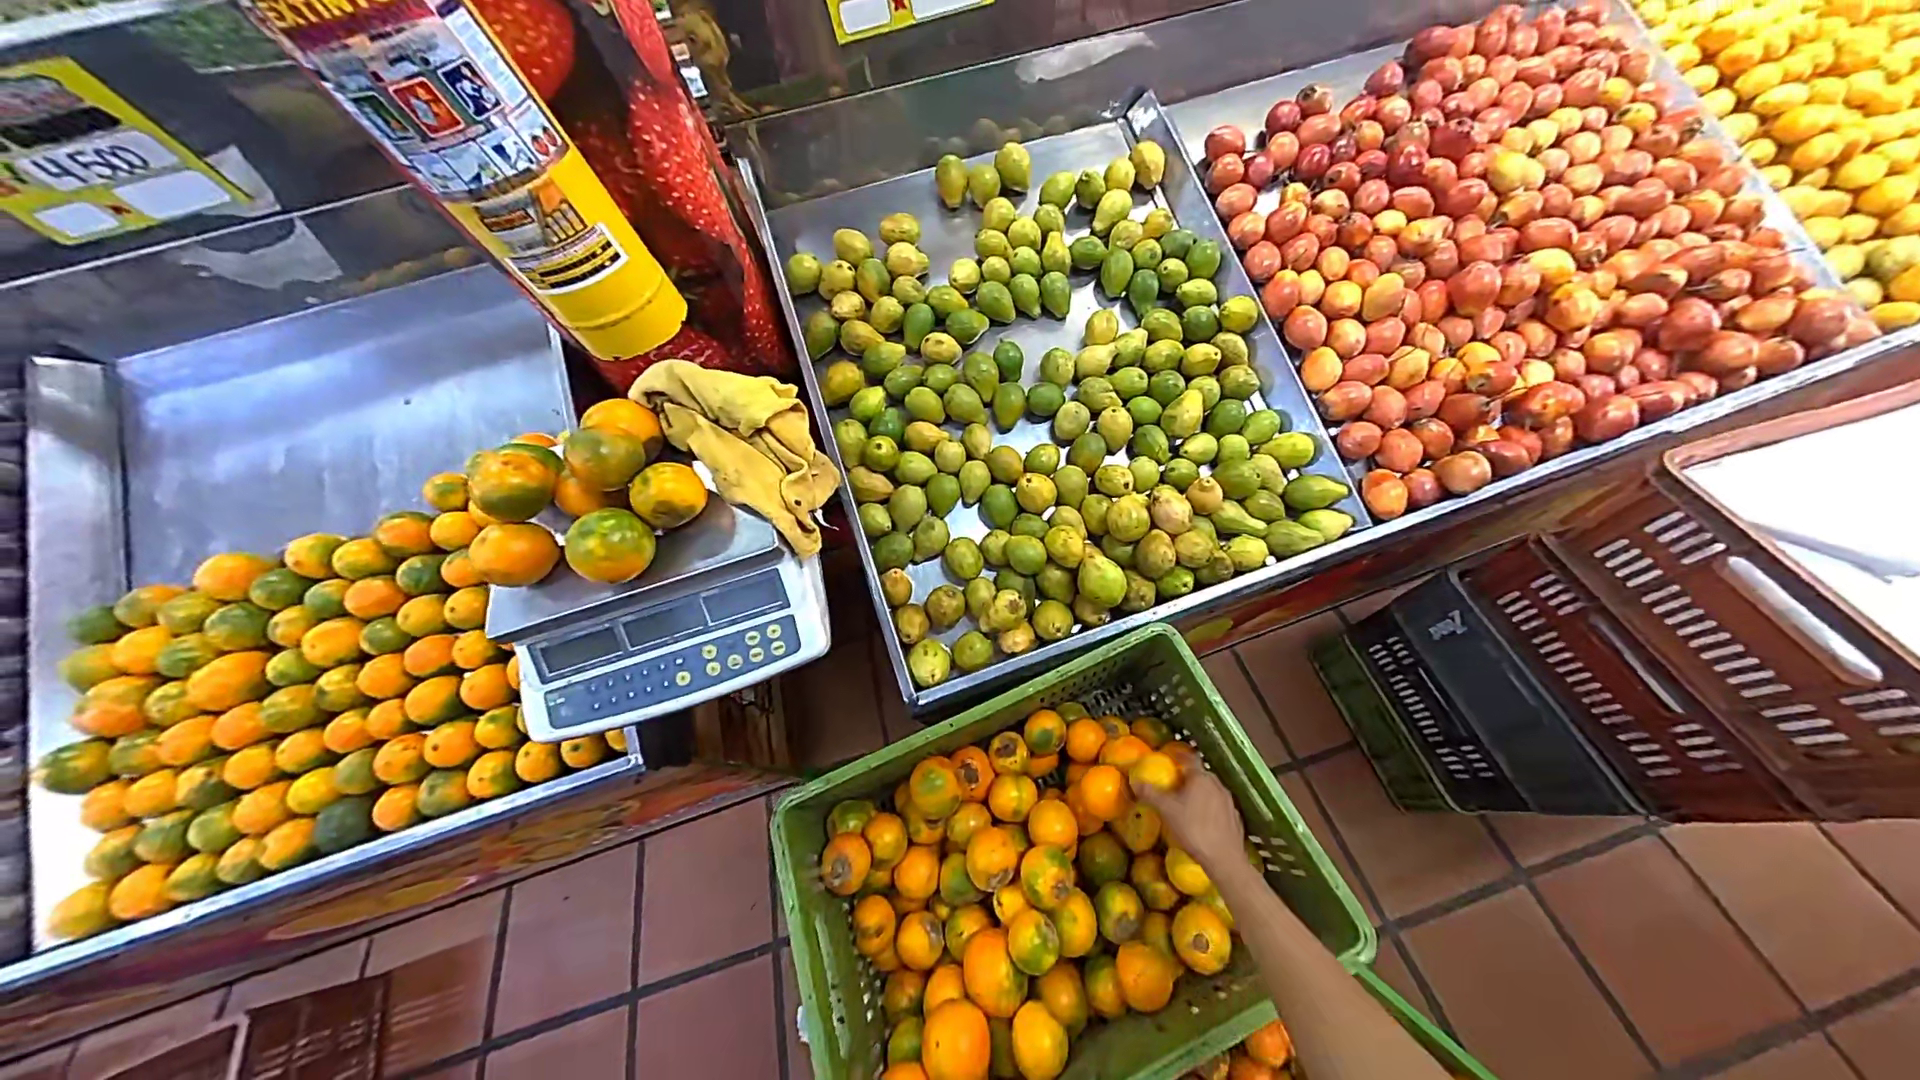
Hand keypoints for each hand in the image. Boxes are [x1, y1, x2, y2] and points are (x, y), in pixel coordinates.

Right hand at [1138, 765, 1246, 877]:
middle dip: (1188, 776)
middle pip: (1201, 774)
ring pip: (1211, 789)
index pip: (1190, 758)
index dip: (1180, 755)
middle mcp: (1217, 784)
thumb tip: (1135, 782)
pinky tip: (1202, 820)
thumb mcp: (1166, 811)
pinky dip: (1210, 807)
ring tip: (1186, 802)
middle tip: (1174, 783)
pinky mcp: (1235, 817)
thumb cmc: (1193, 829)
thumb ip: (1150, 794)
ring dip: (1199, 791)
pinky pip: (1219, 805)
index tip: (1170, 756)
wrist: (1224, 859)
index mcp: (1201, 778)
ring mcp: (1229, 801)